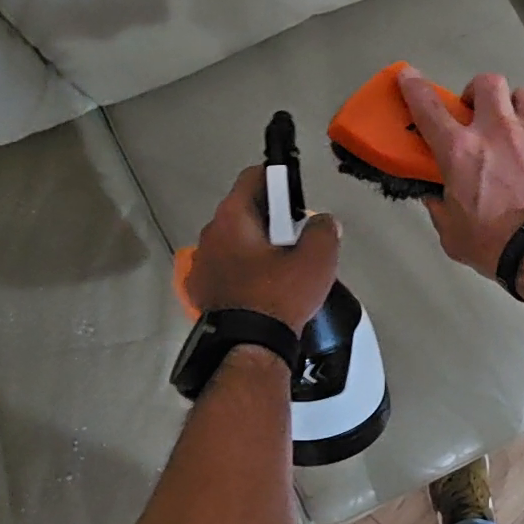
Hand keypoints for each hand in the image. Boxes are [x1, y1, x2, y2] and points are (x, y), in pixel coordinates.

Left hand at [187, 166, 339, 329]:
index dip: (279, 180)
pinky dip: (243, 271)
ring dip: (256, 247)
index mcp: (233, 218)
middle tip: (298, 241)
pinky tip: (262, 289)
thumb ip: (323, 230)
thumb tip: (321, 222)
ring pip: (234, 242)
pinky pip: (226, 268)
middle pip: (244, 211)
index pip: (253, 177)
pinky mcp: (200, 289)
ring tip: (283, 270)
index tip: (298, 199)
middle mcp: (210, 234)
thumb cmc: (280, 296)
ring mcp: (201, 263)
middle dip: (272, 220)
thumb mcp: (318, 259)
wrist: (250, 346)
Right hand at [398, 67, 523, 285]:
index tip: (410, 77)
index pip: (429, 109)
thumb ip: (441, 210)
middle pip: (487, 84)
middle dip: (480, 93)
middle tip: (482, 113)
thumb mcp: (454, 235)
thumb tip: (435, 197)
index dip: (415, 88)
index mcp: (462, 151)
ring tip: (523, 130)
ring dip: (519, 109)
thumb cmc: (499, 246)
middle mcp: (499, 129)